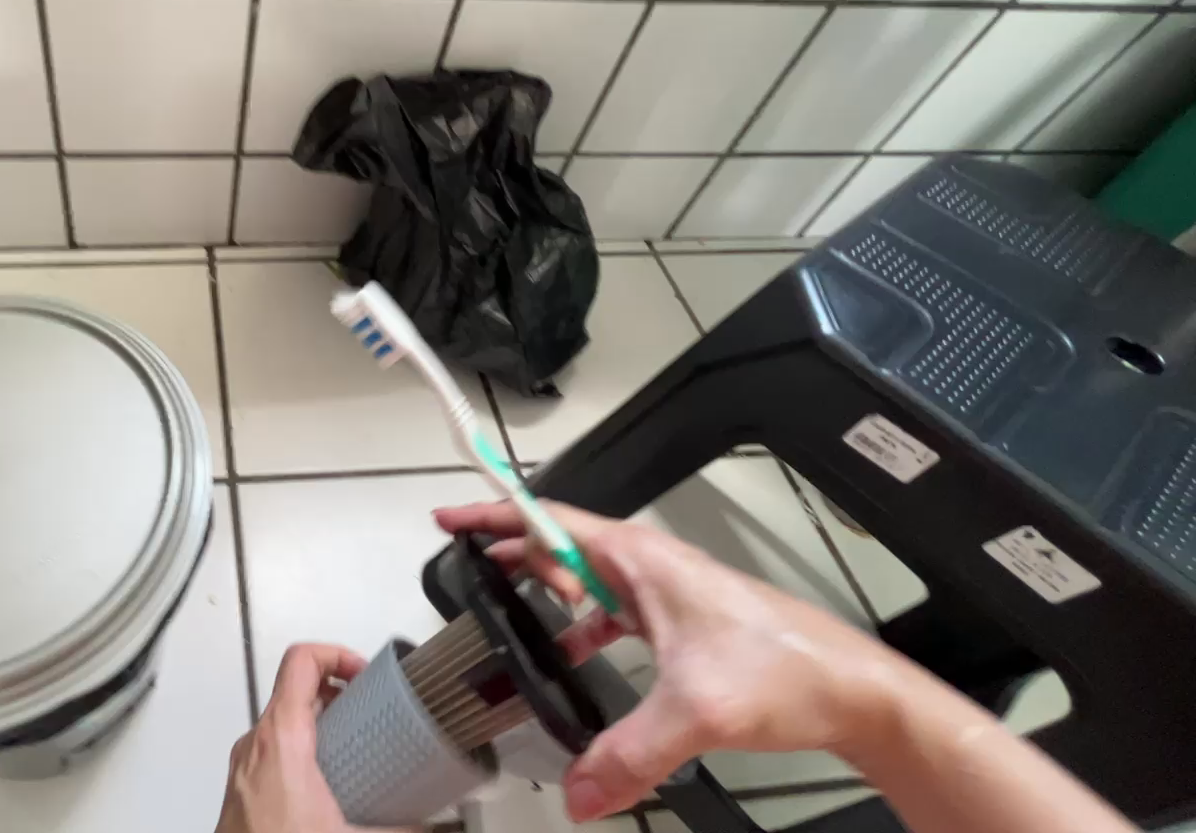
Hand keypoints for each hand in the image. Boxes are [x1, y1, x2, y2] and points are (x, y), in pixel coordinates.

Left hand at [215, 643, 386, 832]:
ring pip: (284, 719)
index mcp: (281, 738)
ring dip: (321, 723)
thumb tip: (430, 826)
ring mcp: (244, 764)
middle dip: (337, 693)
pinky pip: (274, 749)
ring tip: (356, 749)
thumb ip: (397, 827)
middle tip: (370, 712)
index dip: (336, 653)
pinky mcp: (241, 789)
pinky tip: (330, 786)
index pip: (301, 660)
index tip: (364, 673)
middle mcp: (256, 742)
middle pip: (295, 687)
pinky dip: (304, 750)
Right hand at [434, 500, 909, 822]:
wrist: (858, 692)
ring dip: (544, 582)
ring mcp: (658, 586)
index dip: (492, 516)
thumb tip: (577, 793)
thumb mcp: (697, 712)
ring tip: (507, 598)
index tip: (451, 518)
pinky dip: (579, 618)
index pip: (546, 521)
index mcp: (636, 557)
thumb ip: (629, 753)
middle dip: (508, 546)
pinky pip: (608, 604)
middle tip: (465, 558)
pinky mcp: (672, 612)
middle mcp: (642, 561)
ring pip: (582, 571)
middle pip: (557, 541)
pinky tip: (572, 648)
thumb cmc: (785, 671)